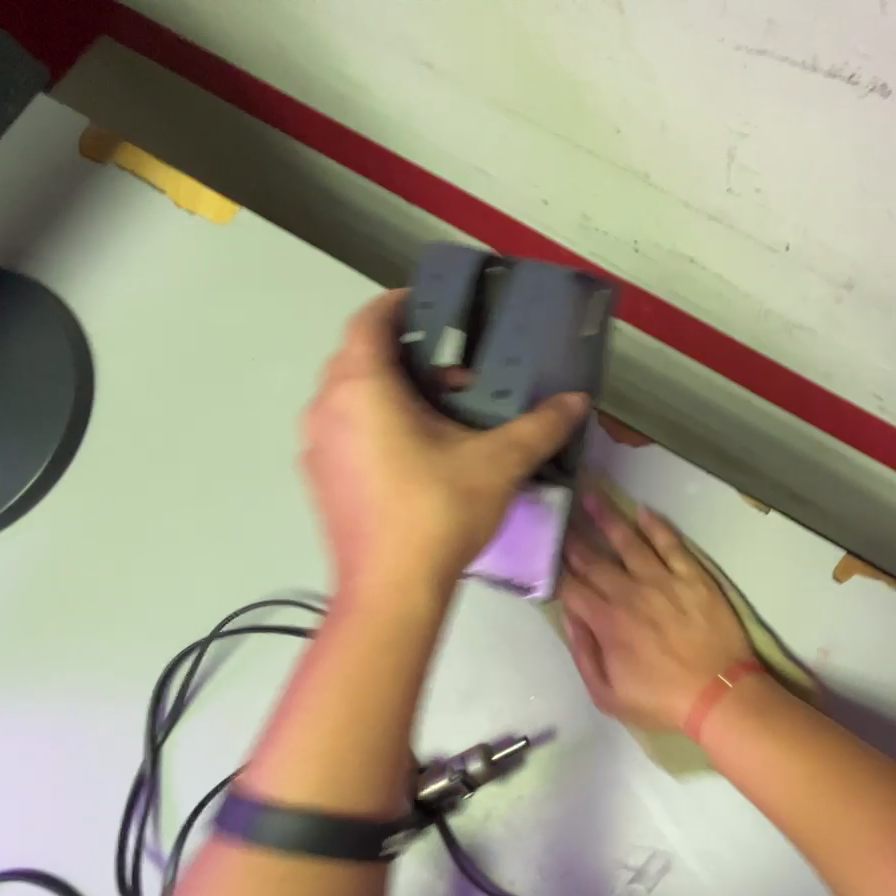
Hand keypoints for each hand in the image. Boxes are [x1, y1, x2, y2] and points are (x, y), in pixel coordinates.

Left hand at [301, 290, 588, 600]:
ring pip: (354, 399)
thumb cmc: (438, 513)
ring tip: (445, 417)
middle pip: (362, 359)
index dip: (398, 304)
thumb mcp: (499, 463)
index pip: (370, 321)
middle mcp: (328, 408)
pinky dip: (380, 427)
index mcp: (362, 388)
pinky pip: (349, 432)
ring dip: (395, 395)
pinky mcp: (322, 481)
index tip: (431, 305)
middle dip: (410, 359)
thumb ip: (540, 426)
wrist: (391, 591)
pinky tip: (421, 457)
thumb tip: (577, 401)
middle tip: (458, 377)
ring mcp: (318, 447)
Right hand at [558, 495, 757, 732]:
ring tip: (592, 495)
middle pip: (594, 558)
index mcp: (606, 621)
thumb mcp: (607, 695)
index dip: (554, 567)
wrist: (718, 693)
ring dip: (608, 518)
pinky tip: (644, 511)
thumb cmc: (662, 700)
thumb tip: (569, 618)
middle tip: (559, 511)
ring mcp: (663, 580)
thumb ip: (583, 654)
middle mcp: (630, 593)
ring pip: (629, 541)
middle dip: (573, 535)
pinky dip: (657, 526)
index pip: (571, 587)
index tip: (543, 548)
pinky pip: (671, 544)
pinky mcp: (693, 576)